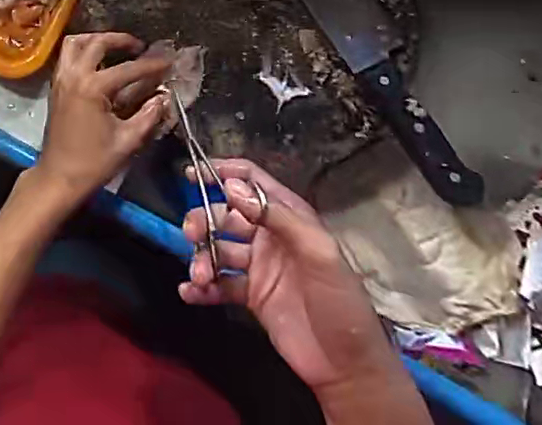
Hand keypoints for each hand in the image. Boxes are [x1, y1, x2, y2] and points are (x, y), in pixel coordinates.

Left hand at [32, 32, 171, 207]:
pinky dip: (83, 51)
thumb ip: (148, 115)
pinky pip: (67, 56)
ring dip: (96, 40)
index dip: (150, 65)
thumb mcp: (127, 140)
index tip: (168, 61)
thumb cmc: (93, 162)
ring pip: (75, 44)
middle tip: (139, 47)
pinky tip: (99, 63)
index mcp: (91, 87)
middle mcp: (73, 75)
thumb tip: (163, 97)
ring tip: (117, 48)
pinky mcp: (55, 86)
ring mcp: (60, 79)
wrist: (58, 177)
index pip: (127, 69)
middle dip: (120, 40)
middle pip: (96, 43)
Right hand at [178, 159, 420, 416]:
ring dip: (202, 258)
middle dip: (203, 220)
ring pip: (218, 249)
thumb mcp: (320, 253)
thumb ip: (277, 216)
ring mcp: (258, 266)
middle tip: (192, 234)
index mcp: (288, 217)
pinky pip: (218, 283)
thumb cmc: (341, 303)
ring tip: (199, 276)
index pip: (250, 181)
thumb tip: (232, 187)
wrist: (349, 369)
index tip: (193, 174)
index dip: (222, 172)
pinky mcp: (250, 295)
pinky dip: (201, 287)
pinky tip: (191, 292)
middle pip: (225, 214)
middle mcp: (269, 236)